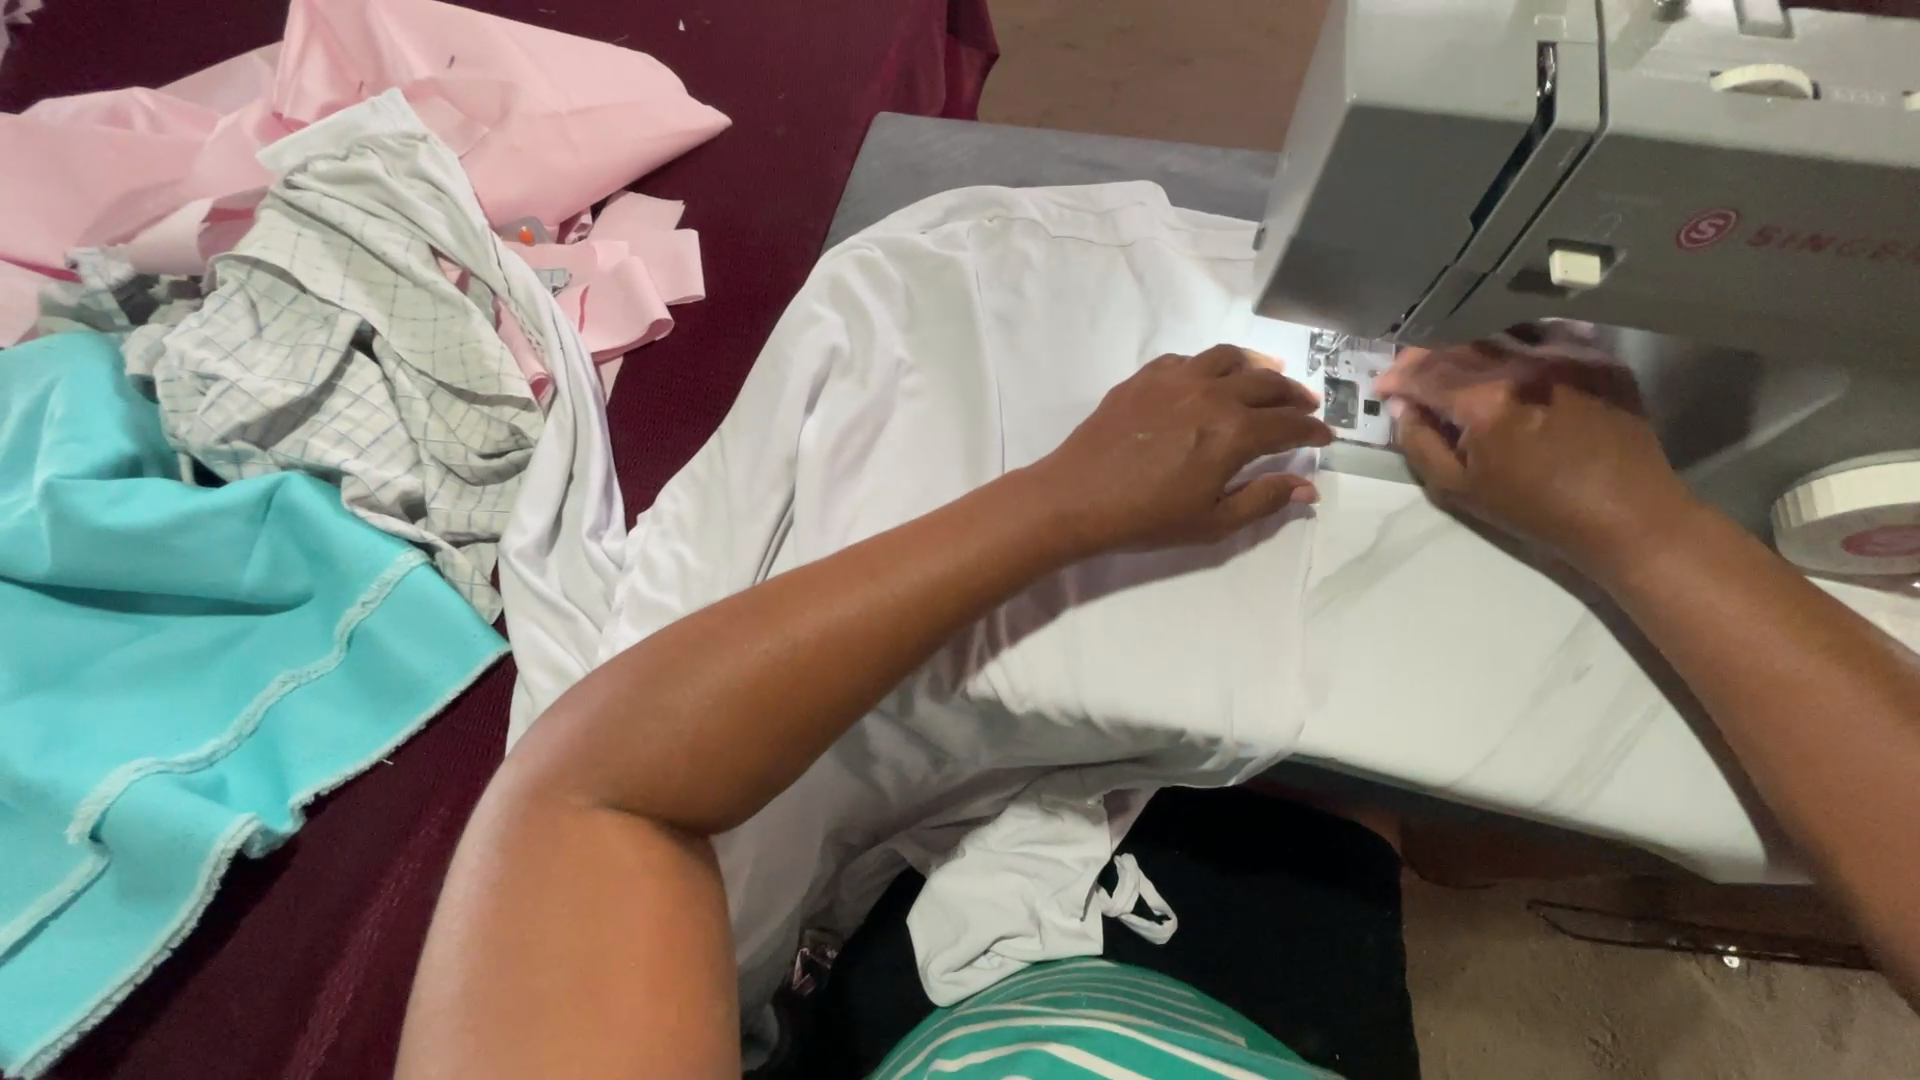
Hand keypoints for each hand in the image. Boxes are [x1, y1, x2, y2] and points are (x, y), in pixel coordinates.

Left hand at [1033, 344, 1331, 552]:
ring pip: (1228, 358)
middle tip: (1304, 407)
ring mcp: (1174, 379)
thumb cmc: (1146, 518)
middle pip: (1266, 383)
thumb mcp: (1212, 521)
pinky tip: (1208, 379)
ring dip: (1256, 368)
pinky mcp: (1143, 377)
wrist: (1076, 498)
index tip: (1326, 438)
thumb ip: (1263, 499)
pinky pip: (1187, 359)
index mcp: (1234, 431)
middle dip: (1293, 396)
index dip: (1313, 431)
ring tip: (1265, 380)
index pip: (1289, 425)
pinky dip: (1208, 366)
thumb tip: (1308, 488)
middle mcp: (1211, 393)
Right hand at [1374, 333, 1699, 578]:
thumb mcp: (1457, 488)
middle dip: (1424, 356)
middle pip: (1457, 343)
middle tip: (1409, 373)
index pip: (1424, 373)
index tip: (1383, 388)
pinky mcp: (1597, 356)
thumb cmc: (1532, 507)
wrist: (1624, 511)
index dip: (1396, 378)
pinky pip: (1544, 333)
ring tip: (1453, 362)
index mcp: (1484, 402)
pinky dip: (1514, 341)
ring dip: (1466, 345)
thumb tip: (1402, 407)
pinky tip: (1505, 359)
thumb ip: (1420, 443)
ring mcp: (1566, 355)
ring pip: (1498, 331)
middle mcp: (1523, 366)